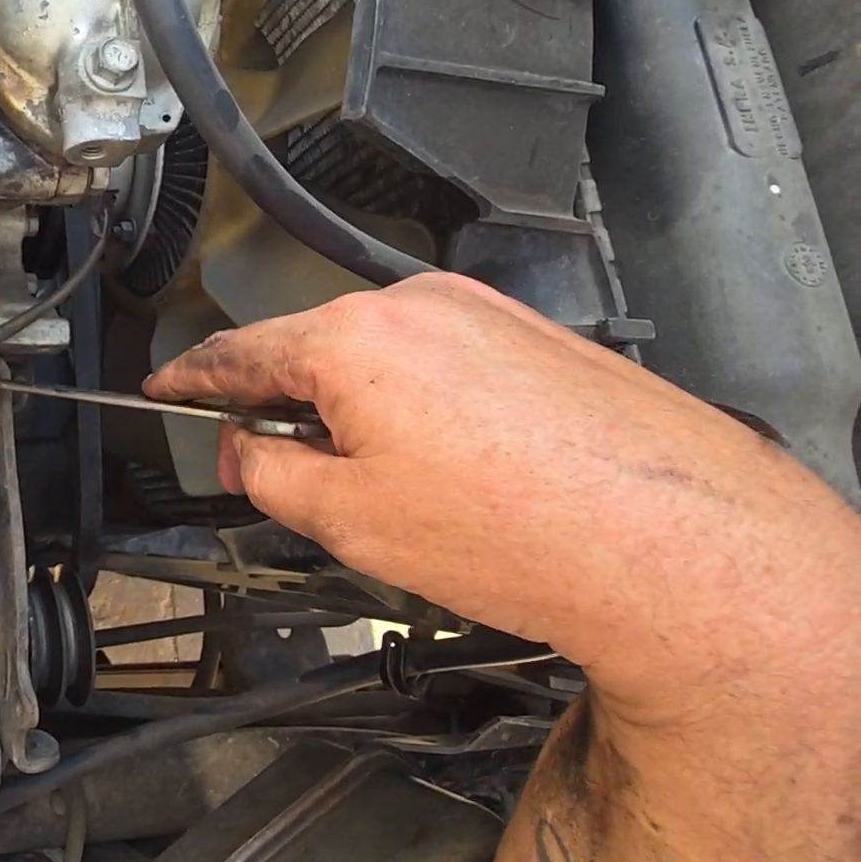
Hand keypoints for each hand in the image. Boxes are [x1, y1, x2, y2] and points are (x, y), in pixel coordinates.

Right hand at [143, 273, 858, 711]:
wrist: (696, 557)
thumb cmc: (525, 537)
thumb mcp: (344, 516)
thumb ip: (263, 470)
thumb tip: (245, 448)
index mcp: (352, 340)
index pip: (234, 353)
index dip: (186, 377)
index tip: (164, 387)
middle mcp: (413, 305)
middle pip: (298, 346)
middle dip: (267, 402)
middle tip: (260, 462)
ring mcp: (476, 311)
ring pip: (359, 349)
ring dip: (334, 400)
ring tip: (356, 472)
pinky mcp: (523, 331)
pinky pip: (421, 351)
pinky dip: (393, 393)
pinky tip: (420, 453)